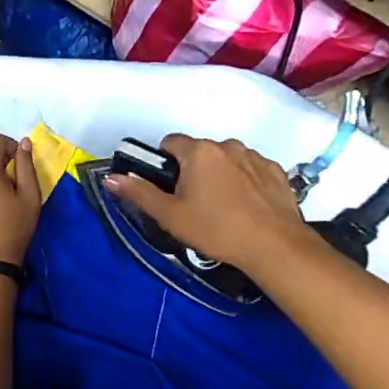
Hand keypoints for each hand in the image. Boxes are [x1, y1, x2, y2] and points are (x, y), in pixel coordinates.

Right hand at [103, 134, 312, 272]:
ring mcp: (255, 156)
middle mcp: (227, 145)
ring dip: (220, 175)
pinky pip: (251, 170)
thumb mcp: (170, 216)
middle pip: (199, 151)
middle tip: (192, 203)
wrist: (273, 246)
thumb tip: (111, 177)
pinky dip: (245, 182)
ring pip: (226, 160)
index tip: (168, 188)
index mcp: (198, 151)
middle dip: (193, 170)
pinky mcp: (277, 171)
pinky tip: (245, 207)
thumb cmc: (216, 229)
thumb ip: (139, 193)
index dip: (164, 163)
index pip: (170, 142)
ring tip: (222, 207)